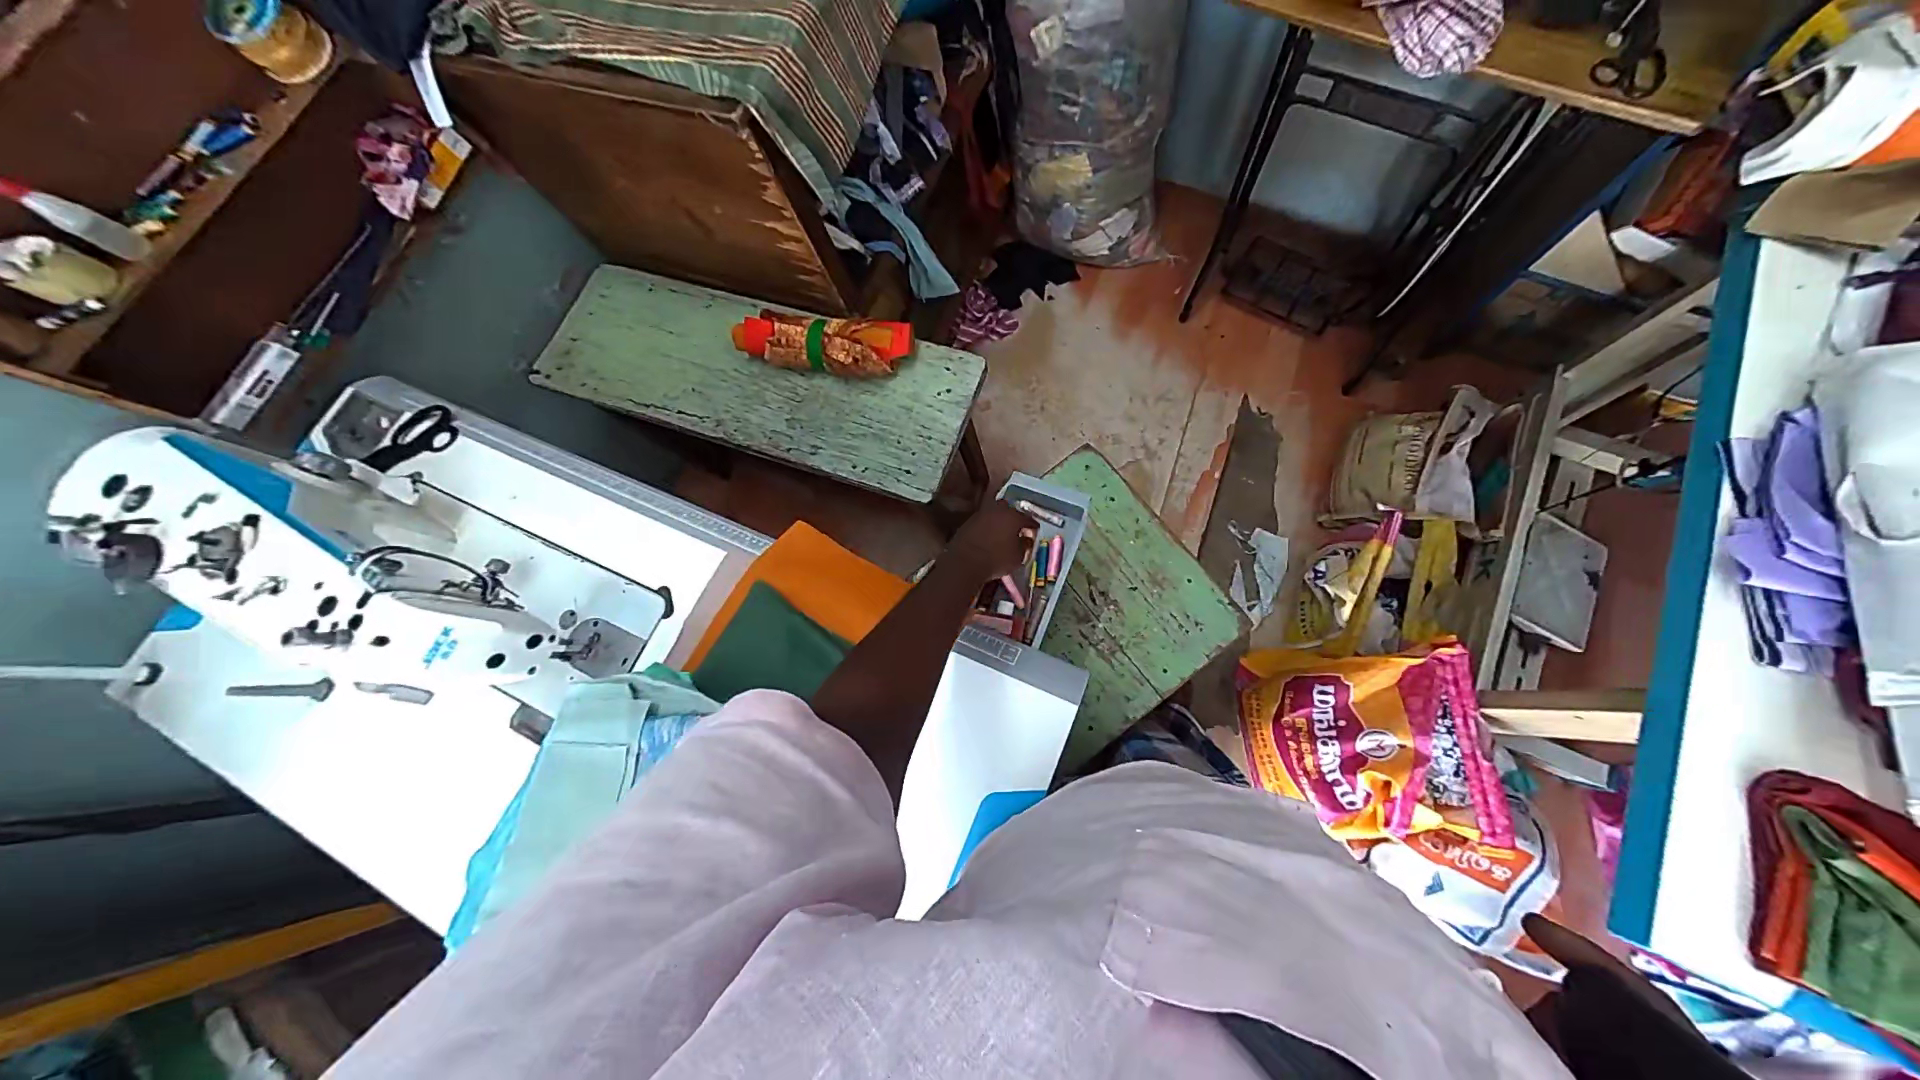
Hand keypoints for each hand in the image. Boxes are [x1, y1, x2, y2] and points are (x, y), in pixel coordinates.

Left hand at [944, 501, 1036, 581]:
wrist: (964, 563)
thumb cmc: (996, 559)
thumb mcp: (1018, 557)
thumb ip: (1025, 545)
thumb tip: (1027, 539)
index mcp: (1013, 515)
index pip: (1029, 519)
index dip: (1033, 528)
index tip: (1034, 534)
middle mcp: (997, 509)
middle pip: (1011, 511)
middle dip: (1015, 520)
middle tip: (1018, 531)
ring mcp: (981, 514)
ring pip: (996, 514)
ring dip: (1001, 522)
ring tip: (1003, 534)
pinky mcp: (969, 521)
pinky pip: (984, 521)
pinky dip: (989, 527)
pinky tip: (990, 537)